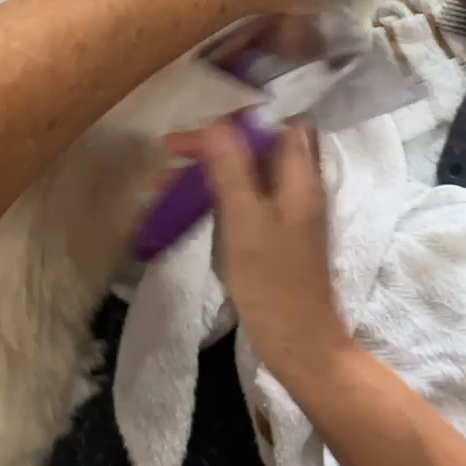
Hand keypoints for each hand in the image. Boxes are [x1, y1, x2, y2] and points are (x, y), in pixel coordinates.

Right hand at [167, 120, 353, 380]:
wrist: (300, 345)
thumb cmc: (272, 284)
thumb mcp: (245, 221)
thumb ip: (233, 169)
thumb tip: (219, 124)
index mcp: (300, 177)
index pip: (277, 123)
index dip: (239, 120)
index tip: (198, 131)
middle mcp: (302, 187)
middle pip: (261, 146)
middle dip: (216, 144)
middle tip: (173, 153)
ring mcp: (293, 211)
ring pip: (251, 173)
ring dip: (212, 170)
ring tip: (163, 183)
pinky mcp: (282, 234)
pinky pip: (249, 198)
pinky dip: (220, 194)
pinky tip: (189, 207)